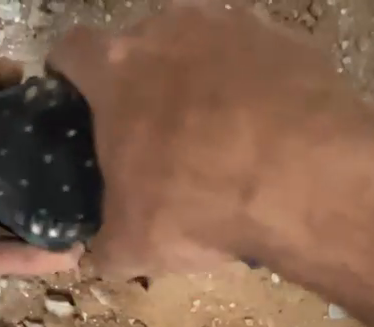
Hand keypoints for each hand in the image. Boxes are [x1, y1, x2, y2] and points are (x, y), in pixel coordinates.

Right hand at [48, 2, 373, 277]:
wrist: (304, 180)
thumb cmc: (196, 207)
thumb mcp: (131, 247)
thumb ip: (102, 245)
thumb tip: (98, 254)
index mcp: (116, 71)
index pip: (71, 51)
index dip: (68, 80)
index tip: (78, 109)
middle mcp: (169, 29)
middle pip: (139, 49)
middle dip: (139, 89)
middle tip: (150, 142)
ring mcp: (232, 25)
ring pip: (197, 52)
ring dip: (195, 88)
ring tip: (211, 143)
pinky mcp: (286, 40)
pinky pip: (251, 65)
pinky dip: (247, 95)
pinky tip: (259, 140)